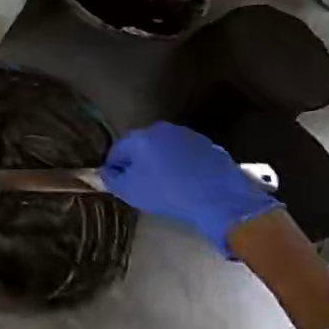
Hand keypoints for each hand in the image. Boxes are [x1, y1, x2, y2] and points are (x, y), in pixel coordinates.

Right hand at [101, 120, 279, 255]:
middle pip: (142, 148)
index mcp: (139, 137)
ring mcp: (188, 136)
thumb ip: (111, 180)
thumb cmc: (169, 193)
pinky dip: (184, 168)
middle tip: (144, 186)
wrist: (222, 199)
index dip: (114, 169)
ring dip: (162, 165)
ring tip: (169, 187)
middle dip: (139, 165)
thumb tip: (106, 173)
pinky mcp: (210, 146)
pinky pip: (187, 157)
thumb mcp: (131, 192)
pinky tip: (190, 186)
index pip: (117, 151)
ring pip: (165, 150)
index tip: (119, 184)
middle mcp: (162, 129)